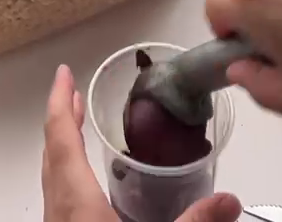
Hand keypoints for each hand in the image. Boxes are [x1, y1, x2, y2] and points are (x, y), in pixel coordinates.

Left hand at [42, 64, 241, 221]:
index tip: (62, 74)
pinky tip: (85, 191)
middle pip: (51, 153)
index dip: (59, 101)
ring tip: (77, 133)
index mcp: (75, 202)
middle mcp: (58, 213)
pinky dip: (66, 177)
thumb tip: (231, 202)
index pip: (59, 136)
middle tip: (74, 95)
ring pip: (50, 178)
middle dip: (62, 120)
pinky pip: (57, 201)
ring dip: (62, 150)